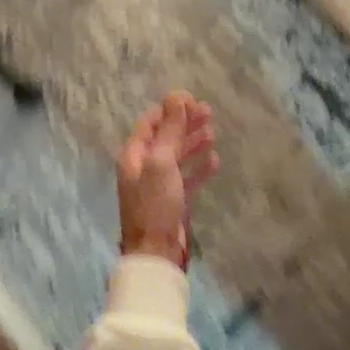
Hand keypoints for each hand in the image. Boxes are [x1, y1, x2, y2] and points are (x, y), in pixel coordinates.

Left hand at [117, 92, 219, 268]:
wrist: (156, 252)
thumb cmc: (155, 204)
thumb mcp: (161, 162)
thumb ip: (169, 130)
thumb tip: (176, 97)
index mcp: (134, 156)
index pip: (150, 123)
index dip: (169, 109)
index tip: (191, 99)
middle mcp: (145, 168)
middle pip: (166, 137)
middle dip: (185, 123)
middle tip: (209, 111)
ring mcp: (160, 185)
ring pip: (178, 157)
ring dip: (194, 142)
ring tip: (213, 131)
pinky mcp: (174, 201)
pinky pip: (188, 178)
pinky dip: (200, 168)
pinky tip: (214, 160)